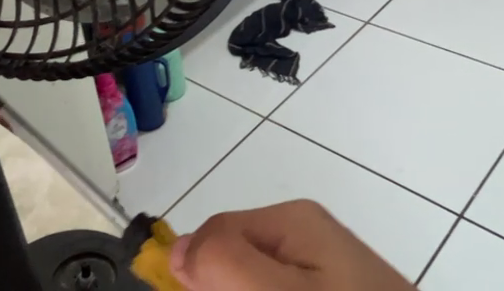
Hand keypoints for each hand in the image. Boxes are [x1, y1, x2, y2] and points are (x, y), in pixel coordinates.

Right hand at [170, 200, 415, 290]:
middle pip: (238, 264)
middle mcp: (309, 236)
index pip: (215, 235)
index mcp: (293, 220)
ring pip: (262, 282)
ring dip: (247, 290)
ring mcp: (329, 271)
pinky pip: (290, 286)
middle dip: (227, 288)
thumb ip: (226, 261)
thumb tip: (173, 247)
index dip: (198, 276)